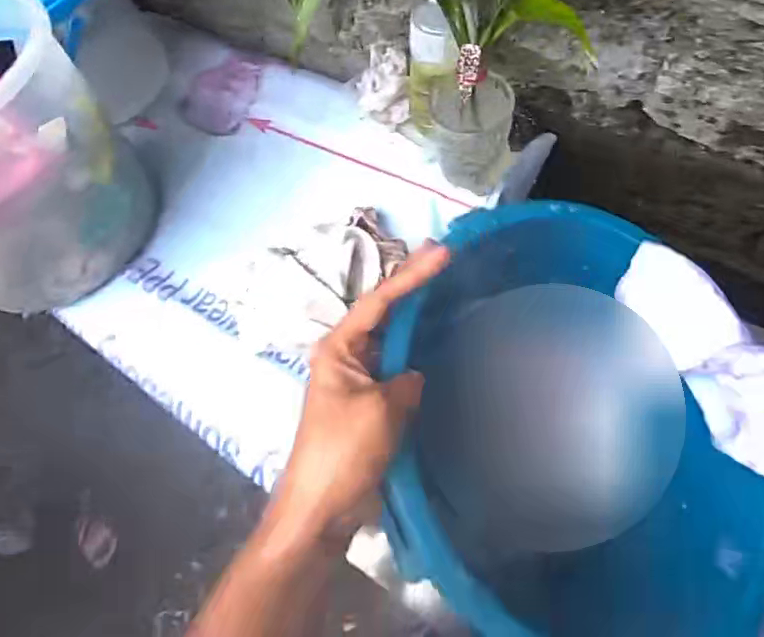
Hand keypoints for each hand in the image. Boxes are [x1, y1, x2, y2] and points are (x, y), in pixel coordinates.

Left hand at [265, 242, 448, 548]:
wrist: (320, 510)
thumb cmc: (342, 453)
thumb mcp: (379, 411)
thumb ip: (404, 382)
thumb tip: (413, 376)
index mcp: (338, 347)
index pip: (379, 301)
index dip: (412, 275)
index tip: (441, 252)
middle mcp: (346, 353)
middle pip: (384, 311)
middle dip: (413, 284)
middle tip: (444, 255)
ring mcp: (357, 376)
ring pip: (391, 335)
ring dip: (415, 313)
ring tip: (443, 283)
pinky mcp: (368, 400)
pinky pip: (395, 363)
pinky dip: (415, 348)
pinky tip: (435, 337)